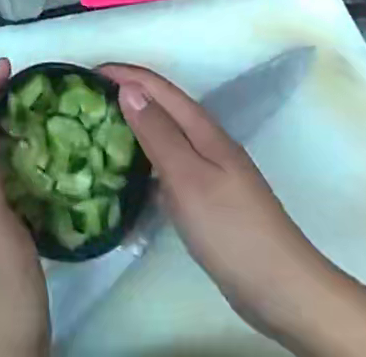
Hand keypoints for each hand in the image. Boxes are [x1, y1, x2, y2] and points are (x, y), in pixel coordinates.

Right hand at [98, 63, 335, 340]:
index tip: (83, 73)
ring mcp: (208, 170)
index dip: (122, 73)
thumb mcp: (187, 177)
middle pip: (160, 105)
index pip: (157, 86)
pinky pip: (165, 164)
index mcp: (203, 130)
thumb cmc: (231, 229)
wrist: (284, 291)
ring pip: (162, 135)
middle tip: (81, 102)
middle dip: (123, 93)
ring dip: (130, 125)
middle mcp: (206, 142)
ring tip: (94, 132)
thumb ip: (157, 132)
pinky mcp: (205, 197)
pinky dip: (141, 159)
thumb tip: (128, 88)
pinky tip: (123, 175)